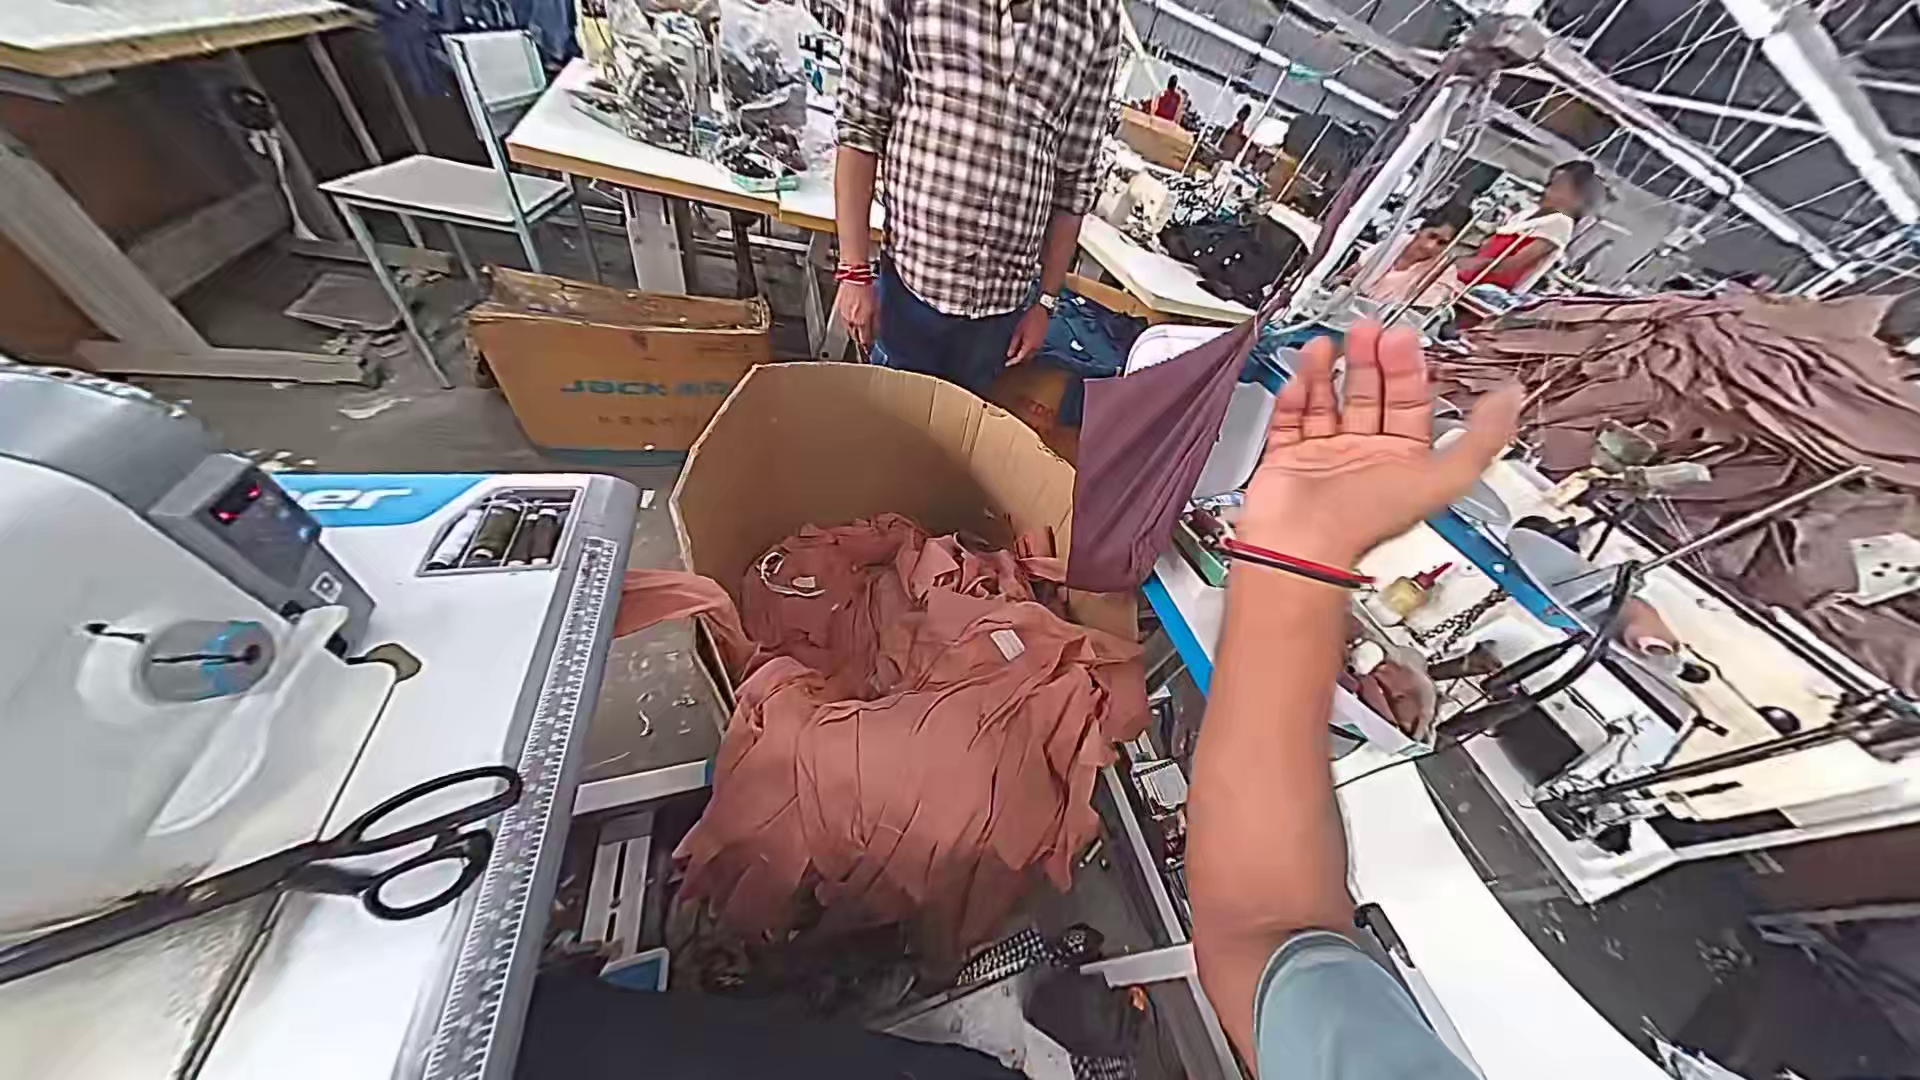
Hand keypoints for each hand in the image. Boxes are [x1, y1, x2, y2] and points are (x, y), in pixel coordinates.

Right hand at [834, 280, 876, 349]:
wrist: (856, 274)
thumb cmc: (868, 288)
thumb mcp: (878, 309)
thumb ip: (876, 324)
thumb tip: (875, 335)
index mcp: (862, 322)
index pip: (864, 340)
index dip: (868, 346)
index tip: (869, 349)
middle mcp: (851, 320)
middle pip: (855, 336)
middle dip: (860, 338)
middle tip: (865, 337)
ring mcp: (843, 314)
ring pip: (849, 328)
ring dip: (854, 329)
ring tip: (860, 324)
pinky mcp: (839, 307)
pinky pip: (844, 319)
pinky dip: (849, 319)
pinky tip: (854, 314)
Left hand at [1005, 304, 1048, 365]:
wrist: (1041, 312)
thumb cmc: (1028, 320)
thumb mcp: (1018, 332)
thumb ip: (1014, 345)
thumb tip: (1009, 355)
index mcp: (1029, 345)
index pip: (1020, 358)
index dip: (1013, 362)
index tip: (1007, 364)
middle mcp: (1036, 348)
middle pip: (1026, 359)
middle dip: (1018, 361)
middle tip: (1010, 360)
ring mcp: (1040, 345)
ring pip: (1030, 356)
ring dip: (1023, 357)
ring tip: (1015, 355)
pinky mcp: (1041, 342)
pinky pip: (1034, 351)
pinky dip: (1028, 352)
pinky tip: (1023, 349)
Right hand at [1239, 322, 1521, 566]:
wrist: (1301, 543)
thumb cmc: (1364, 520)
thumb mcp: (1444, 477)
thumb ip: (1482, 438)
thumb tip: (1511, 399)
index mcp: (1399, 459)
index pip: (1407, 402)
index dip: (1406, 368)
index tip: (1400, 339)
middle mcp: (1361, 454)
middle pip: (1364, 395)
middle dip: (1365, 361)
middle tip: (1365, 332)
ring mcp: (1321, 454)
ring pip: (1323, 403)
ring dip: (1324, 372)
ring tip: (1325, 345)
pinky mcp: (1285, 458)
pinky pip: (1288, 421)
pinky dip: (1292, 398)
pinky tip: (1299, 378)